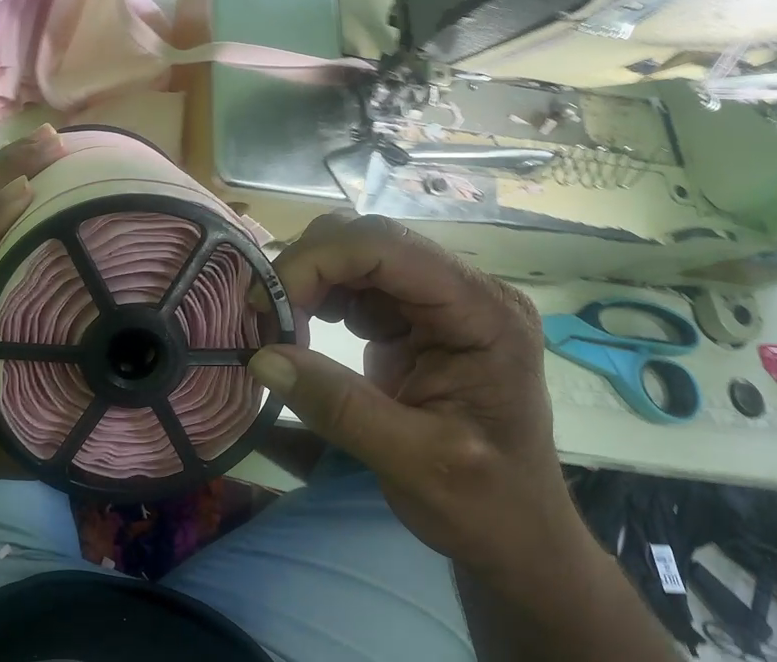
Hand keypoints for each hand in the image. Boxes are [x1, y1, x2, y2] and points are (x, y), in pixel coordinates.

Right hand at [249, 214, 587, 579]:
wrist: (516, 537)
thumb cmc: (485, 506)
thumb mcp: (414, 464)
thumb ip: (340, 407)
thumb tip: (261, 356)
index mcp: (484, 313)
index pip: (388, 247)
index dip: (318, 261)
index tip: (268, 307)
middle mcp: (465, 292)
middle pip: (367, 239)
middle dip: (306, 269)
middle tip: (265, 322)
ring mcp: (439, 302)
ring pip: (353, 253)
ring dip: (306, 283)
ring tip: (278, 332)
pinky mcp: (415, 318)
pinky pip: (353, 284)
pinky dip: (316, 300)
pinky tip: (300, 336)